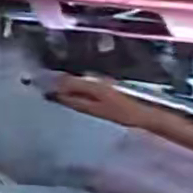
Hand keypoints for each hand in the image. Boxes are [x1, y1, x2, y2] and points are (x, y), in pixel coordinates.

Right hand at [47, 75, 175, 131]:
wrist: (147, 114)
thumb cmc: (122, 114)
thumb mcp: (96, 111)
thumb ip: (75, 102)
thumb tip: (57, 96)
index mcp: (89, 83)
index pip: (64, 80)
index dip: (53, 86)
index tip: (45, 93)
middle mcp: (93, 77)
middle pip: (70, 78)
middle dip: (59, 85)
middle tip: (51, 96)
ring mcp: (100, 79)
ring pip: (77, 80)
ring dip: (68, 87)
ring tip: (62, 98)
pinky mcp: (105, 84)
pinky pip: (84, 83)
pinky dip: (77, 89)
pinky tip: (77, 97)